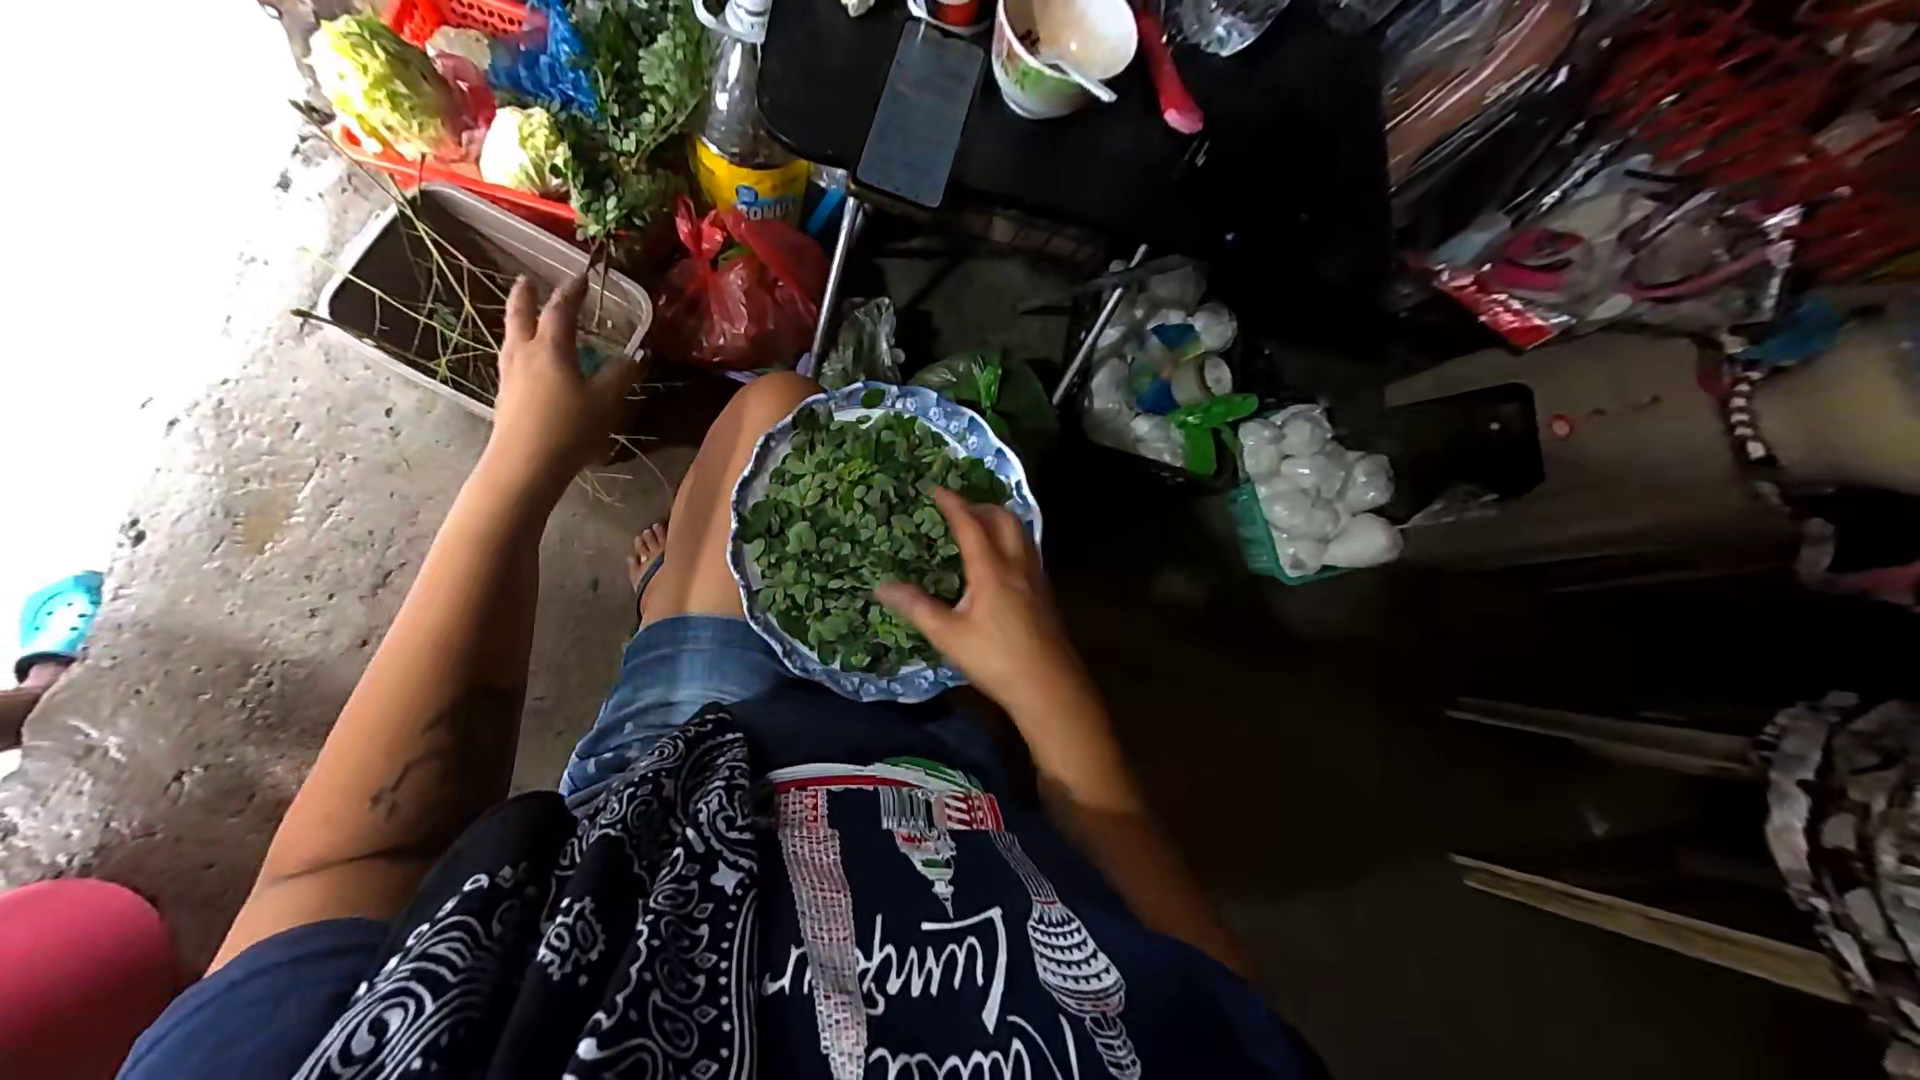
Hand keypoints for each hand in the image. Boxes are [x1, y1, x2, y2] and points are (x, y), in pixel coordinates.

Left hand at [479, 273, 640, 500]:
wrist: (526, 462)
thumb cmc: (570, 427)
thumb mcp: (606, 401)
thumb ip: (621, 375)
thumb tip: (636, 357)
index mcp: (551, 348)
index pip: (561, 310)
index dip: (572, 292)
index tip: (581, 277)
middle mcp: (525, 353)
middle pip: (521, 315)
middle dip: (526, 295)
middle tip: (528, 280)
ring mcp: (510, 373)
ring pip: (511, 336)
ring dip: (518, 319)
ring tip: (525, 316)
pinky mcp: (506, 394)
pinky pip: (511, 358)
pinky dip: (519, 346)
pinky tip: (527, 359)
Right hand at [875, 489, 1095, 716]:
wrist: (1050, 687)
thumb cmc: (996, 660)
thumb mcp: (948, 636)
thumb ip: (916, 608)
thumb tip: (881, 587)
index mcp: (992, 570)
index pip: (970, 525)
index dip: (953, 504)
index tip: (936, 489)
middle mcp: (1017, 565)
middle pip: (1004, 518)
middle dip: (980, 505)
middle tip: (958, 507)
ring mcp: (1036, 578)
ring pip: (1022, 532)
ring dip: (1000, 519)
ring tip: (980, 525)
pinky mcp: (1046, 593)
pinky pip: (1029, 550)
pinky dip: (1012, 539)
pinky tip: (1003, 560)